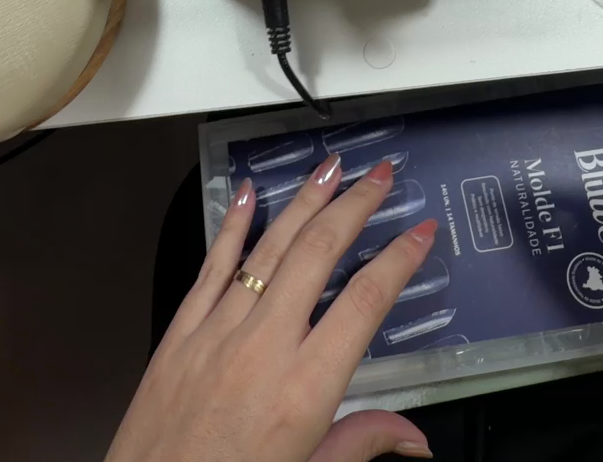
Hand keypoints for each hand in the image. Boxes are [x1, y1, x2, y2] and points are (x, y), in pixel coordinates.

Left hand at [106, 156, 438, 461]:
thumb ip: (361, 443)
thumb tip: (414, 439)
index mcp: (303, 387)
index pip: (364, 303)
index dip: (398, 260)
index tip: (420, 232)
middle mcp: (263, 346)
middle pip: (318, 253)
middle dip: (353, 205)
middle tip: (378, 175)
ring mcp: (218, 330)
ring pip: (269, 247)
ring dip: (304, 201)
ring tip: (330, 168)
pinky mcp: (183, 329)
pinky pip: (212, 264)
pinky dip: (233, 225)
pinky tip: (248, 193)